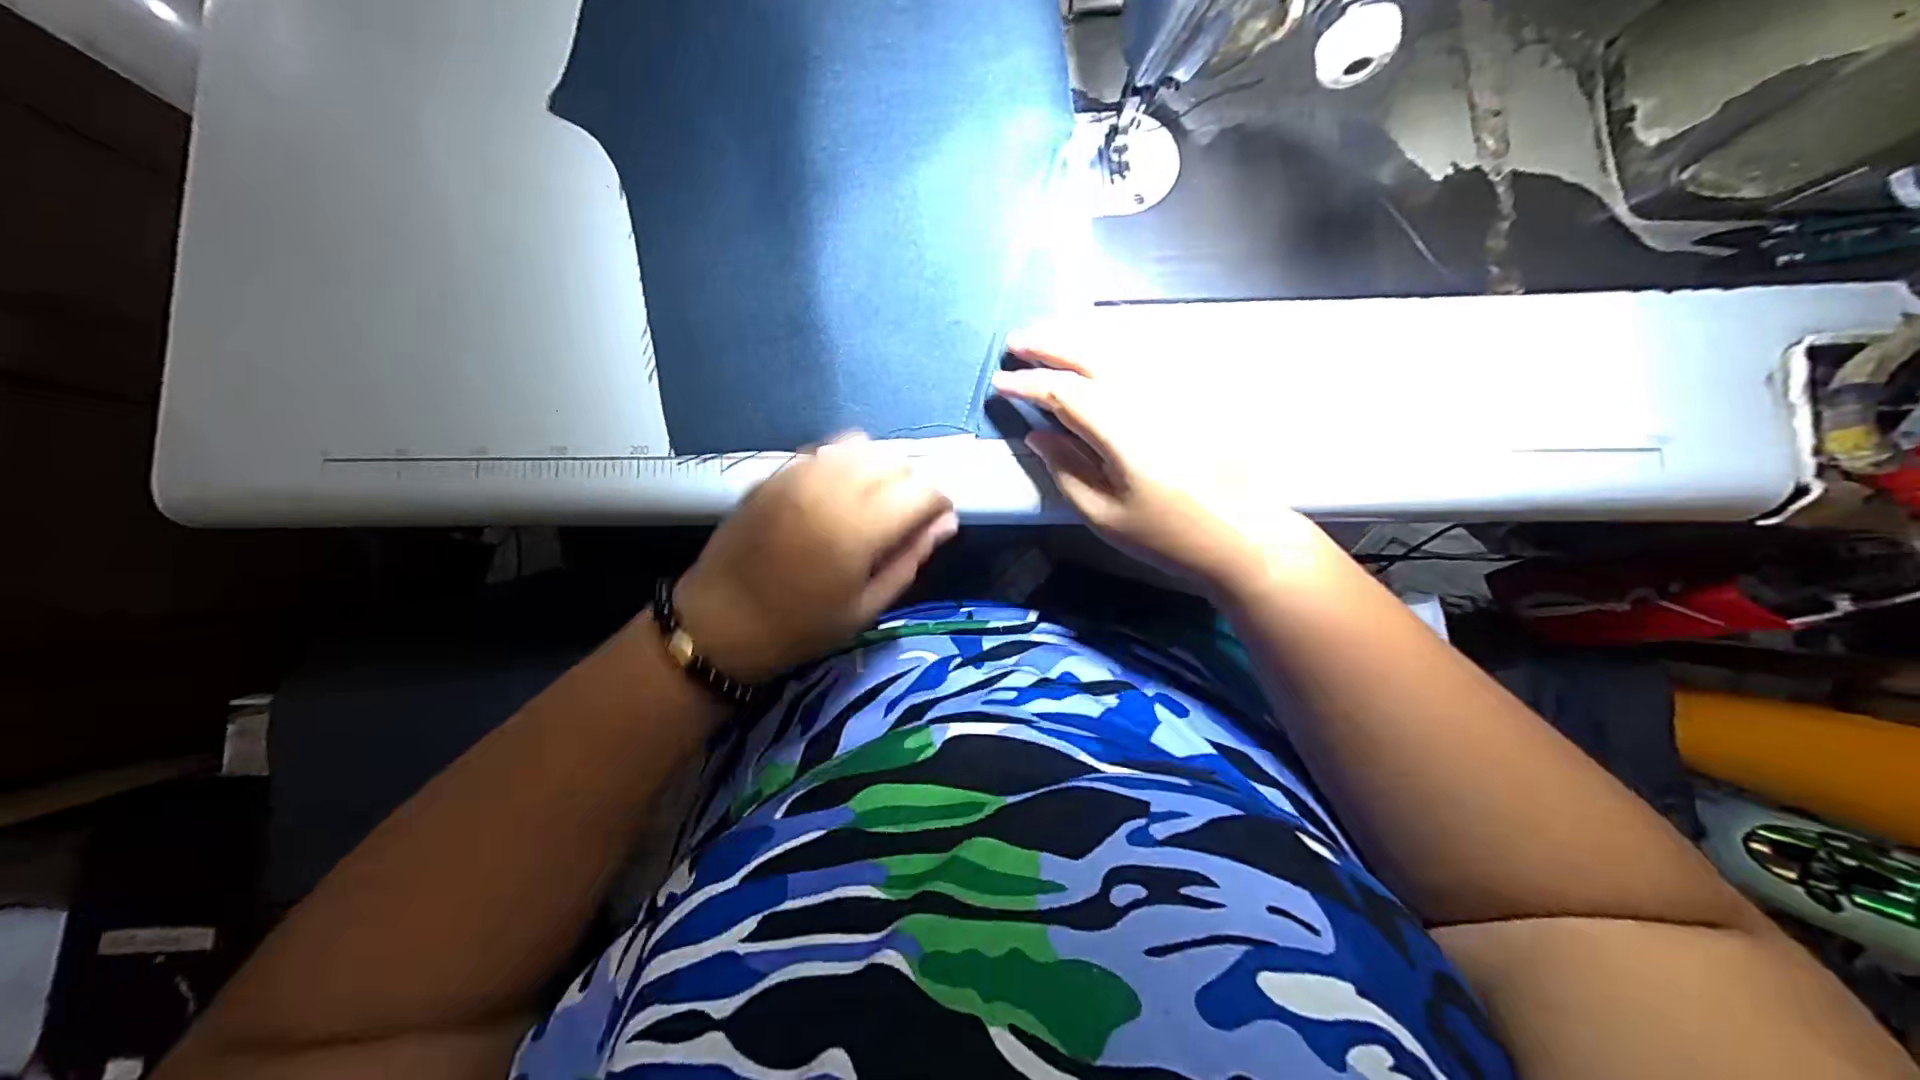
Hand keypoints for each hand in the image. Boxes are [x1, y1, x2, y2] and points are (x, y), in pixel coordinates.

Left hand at [674, 434, 958, 681]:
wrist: (719, 622)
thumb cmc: (799, 627)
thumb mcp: (866, 607)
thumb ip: (910, 559)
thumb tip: (945, 523)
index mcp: (860, 528)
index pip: (923, 490)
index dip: (939, 504)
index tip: (935, 525)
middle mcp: (833, 488)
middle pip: (897, 461)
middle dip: (913, 485)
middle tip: (905, 519)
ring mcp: (801, 474)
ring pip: (863, 445)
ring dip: (881, 468)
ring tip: (874, 502)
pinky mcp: (778, 472)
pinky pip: (827, 450)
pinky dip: (847, 462)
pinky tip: (840, 491)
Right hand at [994, 322, 1324, 593]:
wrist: (1242, 535)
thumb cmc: (1168, 534)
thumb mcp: (1104, 516)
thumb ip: (1066, 470)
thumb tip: (1039, 435)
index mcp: (1121, 431)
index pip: (1064, 393)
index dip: (1028, 384)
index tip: (1000, 382)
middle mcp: (1147, 398)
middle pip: (1091, 355)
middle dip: (1049, 344)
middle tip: (1016, 341)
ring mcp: (1174, 391)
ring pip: (1120, 348)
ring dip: (1079, 338)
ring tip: (1049, 337)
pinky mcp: (1192, 394)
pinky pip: (1147, 355)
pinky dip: (1116, 344)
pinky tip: (1101, 346)